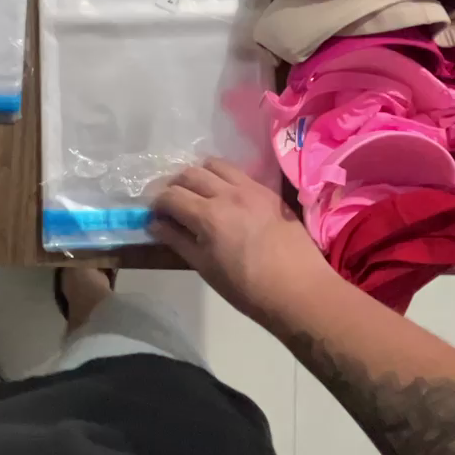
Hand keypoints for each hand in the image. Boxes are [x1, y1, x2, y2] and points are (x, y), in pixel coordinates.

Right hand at [149, 159, 337, 332]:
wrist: (300, 290)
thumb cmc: (248, 289)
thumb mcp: (206, 268)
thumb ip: (178, 240)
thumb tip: (154, 224)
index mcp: (209, 216)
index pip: (170, 195)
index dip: (156, 202)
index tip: (153, 213)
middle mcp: (227, 193)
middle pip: (189, 173)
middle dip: (174, 185)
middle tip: (170, 202)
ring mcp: (250, 188)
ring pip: (213, 164)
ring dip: (198, 174)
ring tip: (196, 193)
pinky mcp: (267, 190)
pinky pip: (237, 172)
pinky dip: (221, 176)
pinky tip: (222, 195)